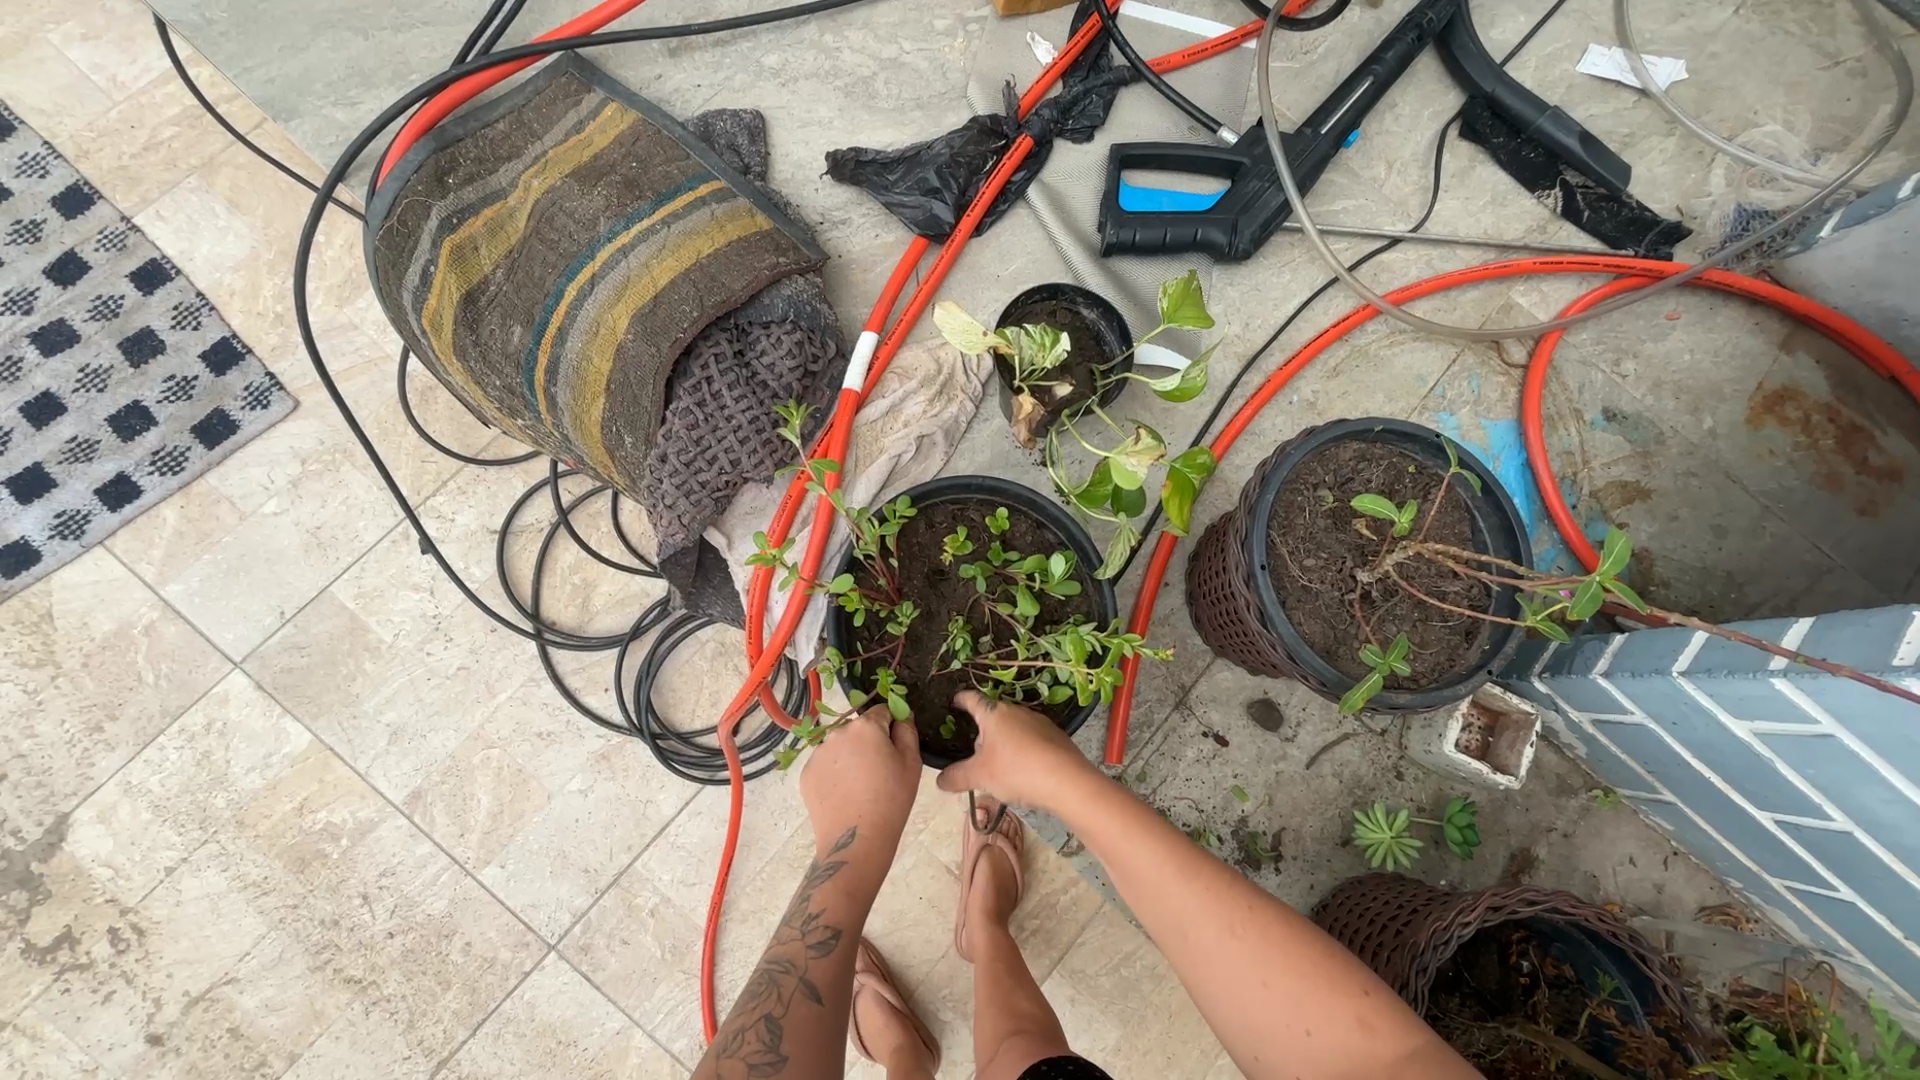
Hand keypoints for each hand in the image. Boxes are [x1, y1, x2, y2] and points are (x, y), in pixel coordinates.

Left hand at [801, 706, 921, 852]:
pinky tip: (844, 794)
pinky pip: (826, 764)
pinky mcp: (806, 773)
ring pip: (841, 746)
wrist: (856, 839)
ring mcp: (818, 753)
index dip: (892, 728)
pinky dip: (835, 773)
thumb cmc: (891, 800)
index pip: (882, 711)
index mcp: (866, 726)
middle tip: (880, 772)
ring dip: (850, 756)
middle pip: (859, 729)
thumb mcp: (912, 763)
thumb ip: (907, 731)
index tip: (895, 750)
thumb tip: (902, 715)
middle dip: (869, 742)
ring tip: (860, 786)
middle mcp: (837, 732)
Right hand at [935, 691, 1098, 811]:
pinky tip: (1024, 772)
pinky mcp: (1056, 736)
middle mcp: (1017, 711)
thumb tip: (939, 780)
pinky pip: (1031, 739)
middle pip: (993, 717)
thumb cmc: (1017, 771)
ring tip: (1000, 768)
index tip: (955, 700)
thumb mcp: (980, 776)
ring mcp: (1039, 722)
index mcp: (994, 714)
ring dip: (1004, 743)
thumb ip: (957, 776)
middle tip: (975, 755)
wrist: (1068, 781)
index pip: (973, 699)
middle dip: (983, 733)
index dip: (961, 699)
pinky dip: (1023, 751)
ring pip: (1013, 729)